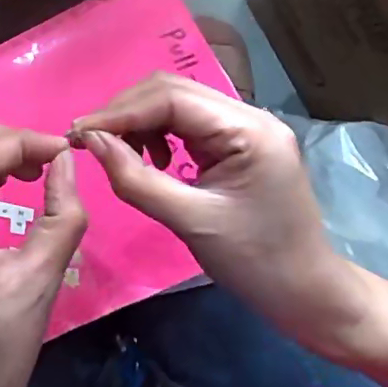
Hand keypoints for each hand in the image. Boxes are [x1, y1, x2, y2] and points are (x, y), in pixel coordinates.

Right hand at [69, 73, 383, 361]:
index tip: (78, 134)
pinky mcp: (234, 141)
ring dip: (136, 121)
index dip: (118, 112)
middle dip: (123, 112)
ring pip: (172, 101)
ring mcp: (242, 127)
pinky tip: (149, 158)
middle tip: (86, 141)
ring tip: (115, 152)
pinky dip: (153, 131)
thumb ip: (135, 178)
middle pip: (169, 90)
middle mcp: (247, 116)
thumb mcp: (189, 222)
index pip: (169, 98)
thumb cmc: (256, 263)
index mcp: (248, 130)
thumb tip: (89, 141)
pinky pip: (182, 120)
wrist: (310, 296)